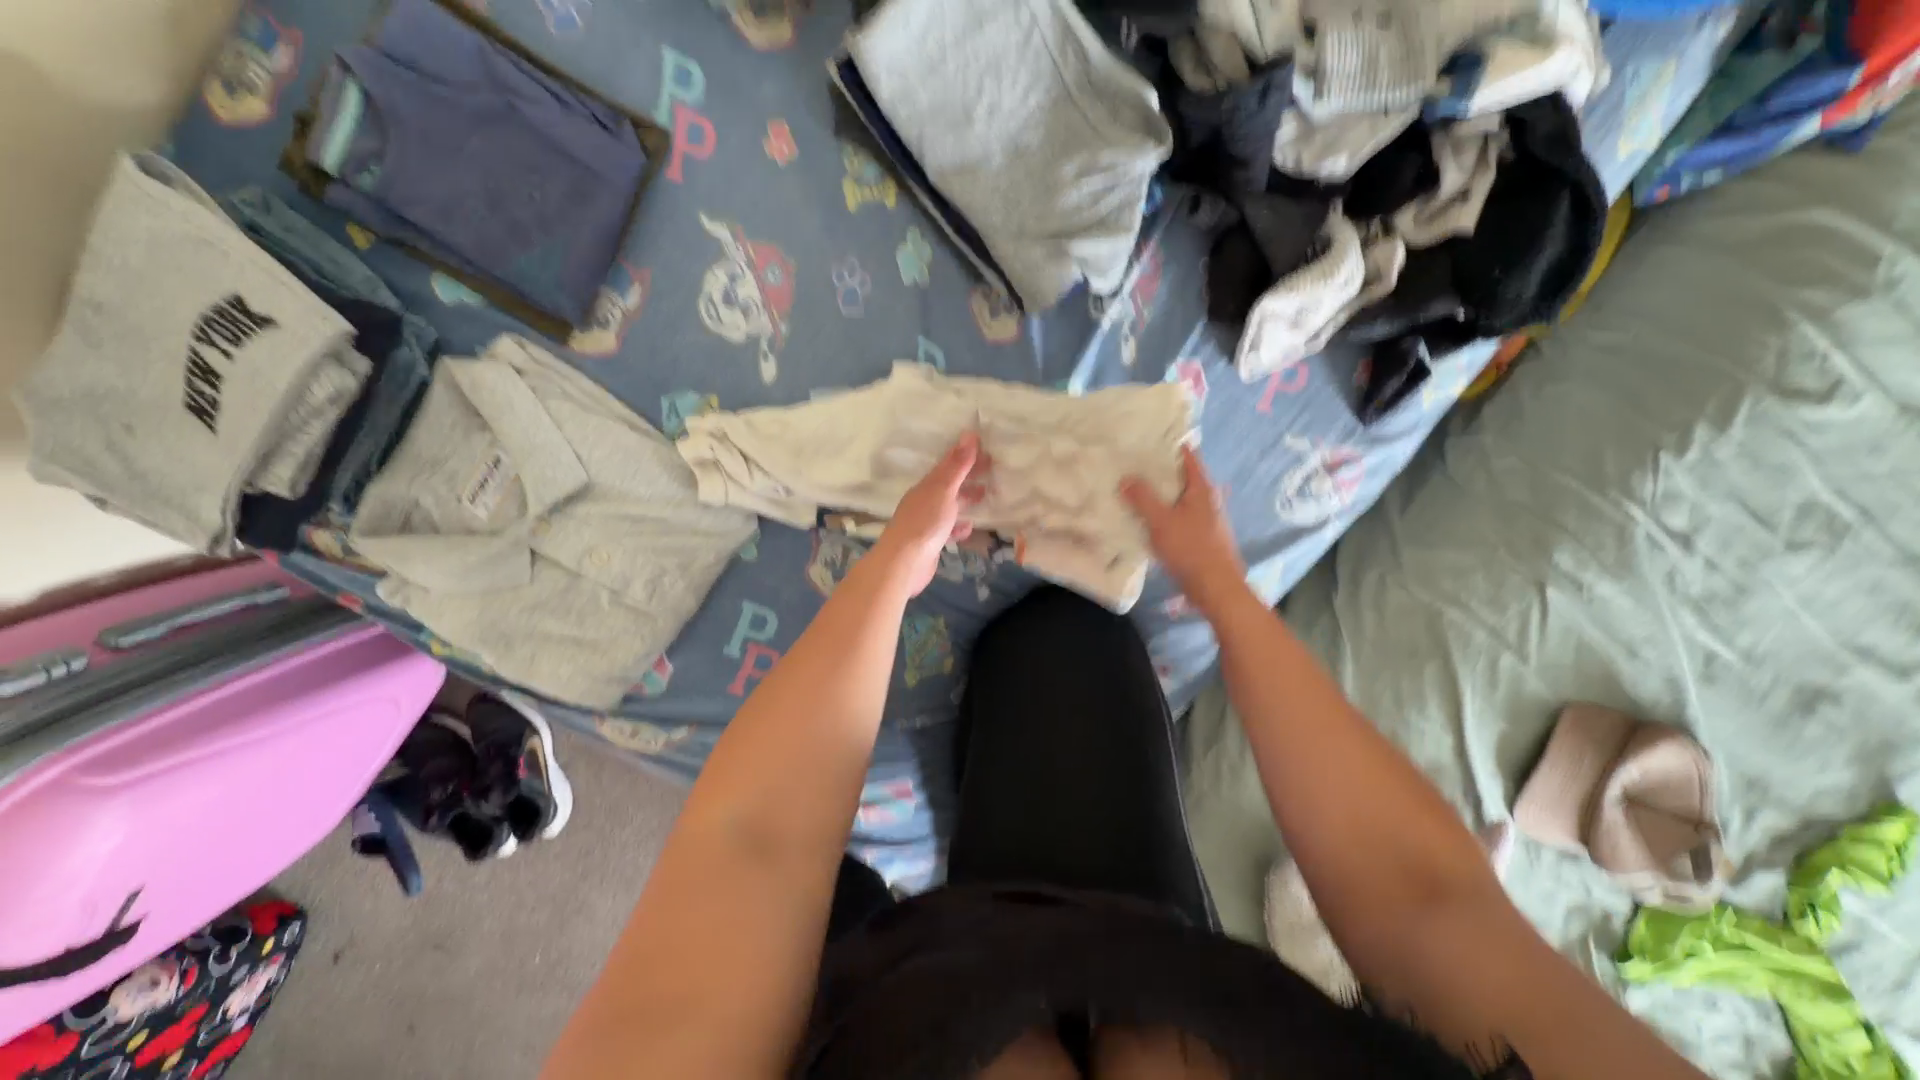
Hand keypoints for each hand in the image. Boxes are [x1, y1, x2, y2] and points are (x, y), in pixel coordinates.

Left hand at [871, 433, 988, 596]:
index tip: (988, 449)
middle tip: (992, 470)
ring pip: (949, 506)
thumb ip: (957, 465)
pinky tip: (969, 528)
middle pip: (950, 484)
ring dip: (965, 499)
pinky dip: (959, 526)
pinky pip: (948, 529)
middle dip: (969, 476)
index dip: (967, 456)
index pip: (949, 464)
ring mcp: (926, 522)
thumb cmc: (925, 523)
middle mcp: (925, 500)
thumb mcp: (943, 490)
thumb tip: (969, 434)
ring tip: (985, 497)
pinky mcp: (930, 542)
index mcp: (927, 486)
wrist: (904, 563)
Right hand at [1121, 445, 1246, 611]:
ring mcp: (1208, 520)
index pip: (1189, 457)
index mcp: (1202, 489)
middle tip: (1137, 464)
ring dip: (1165, 495)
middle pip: (1186, 478)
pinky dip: (1167, 515)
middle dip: (1164, 471)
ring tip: (1139, 491)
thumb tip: (1126, 478)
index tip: (1152, 437)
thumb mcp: (1161, 521)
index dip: (1173, 444)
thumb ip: (1142, 498)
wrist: (1216, 587)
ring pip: (1183, 500)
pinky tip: (1151, 522)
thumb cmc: (1190, 548)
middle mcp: (1209, 500)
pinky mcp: (1203, 538)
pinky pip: (1182, 518)